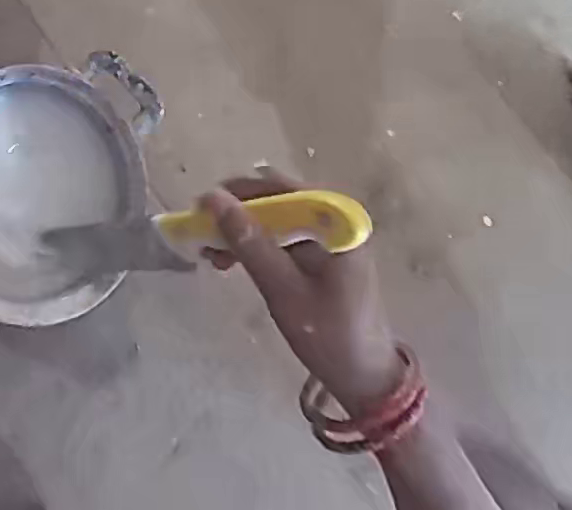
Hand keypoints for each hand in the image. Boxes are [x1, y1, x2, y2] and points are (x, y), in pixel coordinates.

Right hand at [199, 168, 405, 411]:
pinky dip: (254, 244)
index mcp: (336, 221)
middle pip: (275, 199)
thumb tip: (212, 198)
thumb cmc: (330, 337)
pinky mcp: (321, 252)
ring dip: (241, 230)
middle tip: (204, 232)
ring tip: (213, 252)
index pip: (280, 187)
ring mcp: (328, 235)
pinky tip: (231, 260)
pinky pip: (281, 235)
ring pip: (274, 217)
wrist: (368, 382)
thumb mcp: (282, 290)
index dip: (238, 192)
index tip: (203, 208)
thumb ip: (249, 242)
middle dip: (237, 213)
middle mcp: (334, 218)